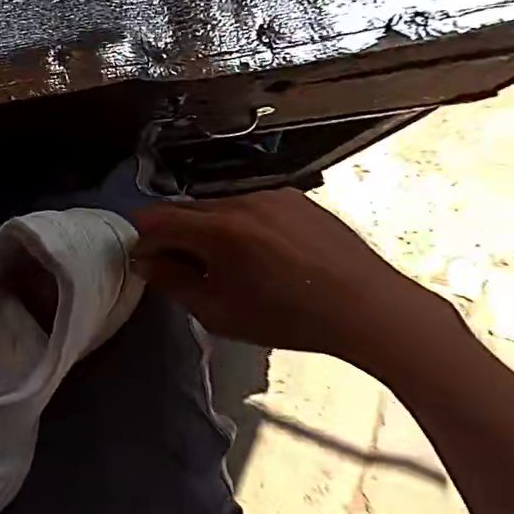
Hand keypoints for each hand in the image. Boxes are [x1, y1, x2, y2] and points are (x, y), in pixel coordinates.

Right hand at [130, 189, 465, 374]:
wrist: (371, 309)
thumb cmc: (292, 319)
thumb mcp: (219, 313)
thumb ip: (172, 283)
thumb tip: (147, 263)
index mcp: (217, 229)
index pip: (153, 219)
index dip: (141, 239)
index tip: (146, 260)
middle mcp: (239, 201)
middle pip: (183, 209)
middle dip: (175, 236)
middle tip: (185, 267)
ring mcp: (269, 195)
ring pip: (216, 207)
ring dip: (208, 229)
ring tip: (230, 263)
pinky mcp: (293, 197)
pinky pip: (248, 205)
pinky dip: (240, 224)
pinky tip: (261, 254)